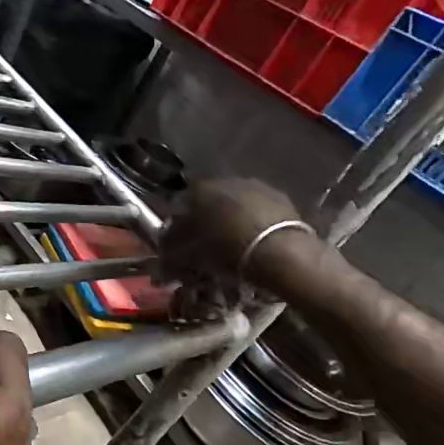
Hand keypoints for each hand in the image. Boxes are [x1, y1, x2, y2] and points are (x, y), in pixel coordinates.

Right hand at [158, 177, 306, 319]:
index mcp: (200, 188)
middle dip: (209, 219)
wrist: (280, 253)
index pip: (182, 200)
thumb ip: (171, 254)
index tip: (183, 242)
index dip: (181, 223)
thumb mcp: (189, 256)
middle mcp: (228, 180)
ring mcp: (258, 187)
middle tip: (209, 245)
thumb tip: (160, 264)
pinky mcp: (283, 199)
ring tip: (236, 247)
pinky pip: (261, 211)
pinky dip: (256, 224)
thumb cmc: (225, 250)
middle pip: (212, 200)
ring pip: (238, 204)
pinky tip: (257, 244)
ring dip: (234, 220)